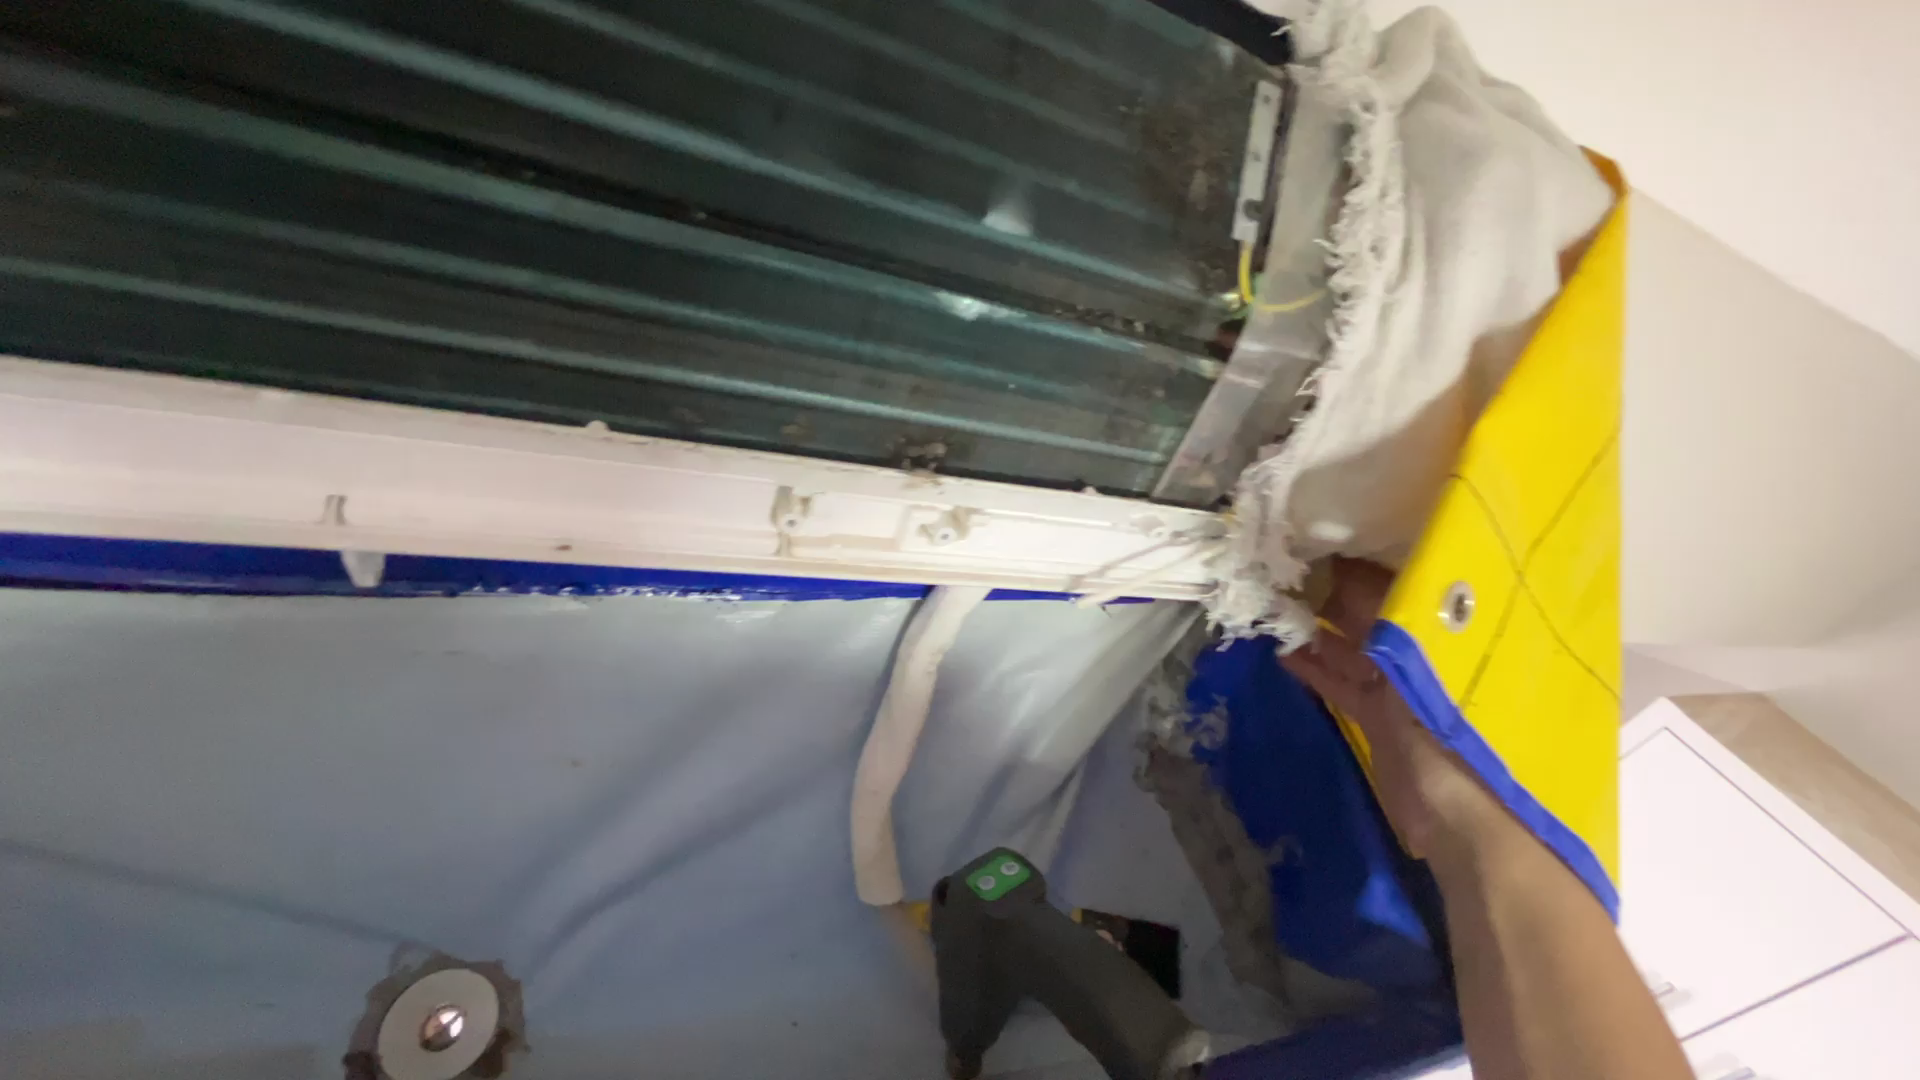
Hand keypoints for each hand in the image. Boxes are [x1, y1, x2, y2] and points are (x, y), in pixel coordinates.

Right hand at [1279, 558, 1512, 862]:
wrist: (1468, 821)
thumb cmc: (1456, 733)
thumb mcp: (1419, 663)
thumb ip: (1384, 617)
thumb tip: (1345, 567)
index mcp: (1449, 632)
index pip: (1402, 580)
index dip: (1359, 560)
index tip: (1316, 538)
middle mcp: (1426, 652)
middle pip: (1371, 610)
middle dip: (1330, 588)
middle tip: (1283, 564)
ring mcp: (1401, 686)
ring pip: (1350, 643)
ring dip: (1314, 625)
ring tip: (1272, 600)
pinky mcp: (1378, 716)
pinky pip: (1340, 680)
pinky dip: (1313, 666)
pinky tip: (1279, 649)